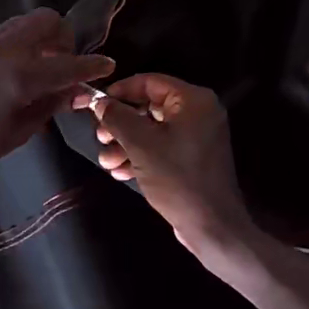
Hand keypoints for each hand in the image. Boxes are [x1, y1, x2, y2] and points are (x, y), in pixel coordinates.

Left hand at [0, 9, 113, 191]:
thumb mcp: (17, 133)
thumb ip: (48, 106)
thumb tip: (74, 91)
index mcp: (20, 76)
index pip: (67, 64)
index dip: (92, 66)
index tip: (107, 66)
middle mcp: (4, 50)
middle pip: (47, 21)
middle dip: (65, 39)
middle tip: (67, 65)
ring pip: (25, 22)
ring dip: (43, 37)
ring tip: (45, 66)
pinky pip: (7, 34)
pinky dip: (23, 43)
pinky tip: (20, 71)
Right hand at [82, 74, 257, 255]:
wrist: (211, 226)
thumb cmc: (177, 178)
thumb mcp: (141, 145)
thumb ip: (118, 118)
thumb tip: (100, 102)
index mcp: (193, 100)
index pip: (150, 82)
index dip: (120, 91)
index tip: (96, 104)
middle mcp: (198, 113)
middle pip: (149, 107)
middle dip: (120, 124)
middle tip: (100, 137)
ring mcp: (197, 137)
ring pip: (152, 130)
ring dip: (126, 144)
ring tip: (106, 161)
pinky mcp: (192, 159)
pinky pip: (161, 147)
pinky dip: (141, 156)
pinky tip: (120, 172)